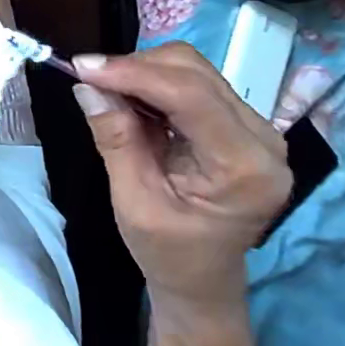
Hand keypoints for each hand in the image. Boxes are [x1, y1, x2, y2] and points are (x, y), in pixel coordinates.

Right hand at [72, 43, 290, 313]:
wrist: (201, 277)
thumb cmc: (169, 252)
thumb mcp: (133, 202)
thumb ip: (116, 140)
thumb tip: (87, 87)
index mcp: (244, 167)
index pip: (190, 96)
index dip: (133, 73)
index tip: (81, 68)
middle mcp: (263, 139)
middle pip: (194, 72)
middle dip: (134, 67)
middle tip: (87, 78)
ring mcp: (256, 128)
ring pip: (192, 69)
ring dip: (142, 70)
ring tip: (104, 89)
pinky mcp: (239, 123)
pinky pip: (192, 82)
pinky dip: (152, 81)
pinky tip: (127, 96)